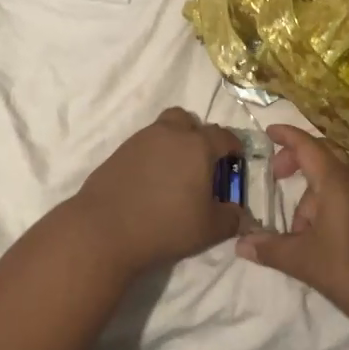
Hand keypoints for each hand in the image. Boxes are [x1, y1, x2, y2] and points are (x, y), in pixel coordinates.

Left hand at [68, 108, 247, 275]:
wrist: (106, 227)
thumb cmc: (166, 225)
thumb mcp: (209, 229)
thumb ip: (232, 218)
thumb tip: (242, 215)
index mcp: (196, 145)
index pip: (223, 136)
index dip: (234, 146)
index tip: (237, 159)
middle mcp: (169, 133)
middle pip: (187, 120)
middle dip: (198, 135)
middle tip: (203, 162)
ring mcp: (141, 139)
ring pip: (164, 129)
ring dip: (174, 143)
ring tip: (177, 173)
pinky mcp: (120, 150)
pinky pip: (145, 144)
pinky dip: (154, 155)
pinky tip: (153, 180)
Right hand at [236, 125, 348, 333]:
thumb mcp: (306, 262)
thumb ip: (271, 249)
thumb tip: (240, 244)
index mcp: (337, 182)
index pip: (307, 145)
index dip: (286, 135)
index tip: (268, 131)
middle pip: (324, 154)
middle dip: (297, 159)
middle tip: (276, 175)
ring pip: (336, 178)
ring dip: (312, 192)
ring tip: (296, 229)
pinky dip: (328, 203)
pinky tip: (320, 236)